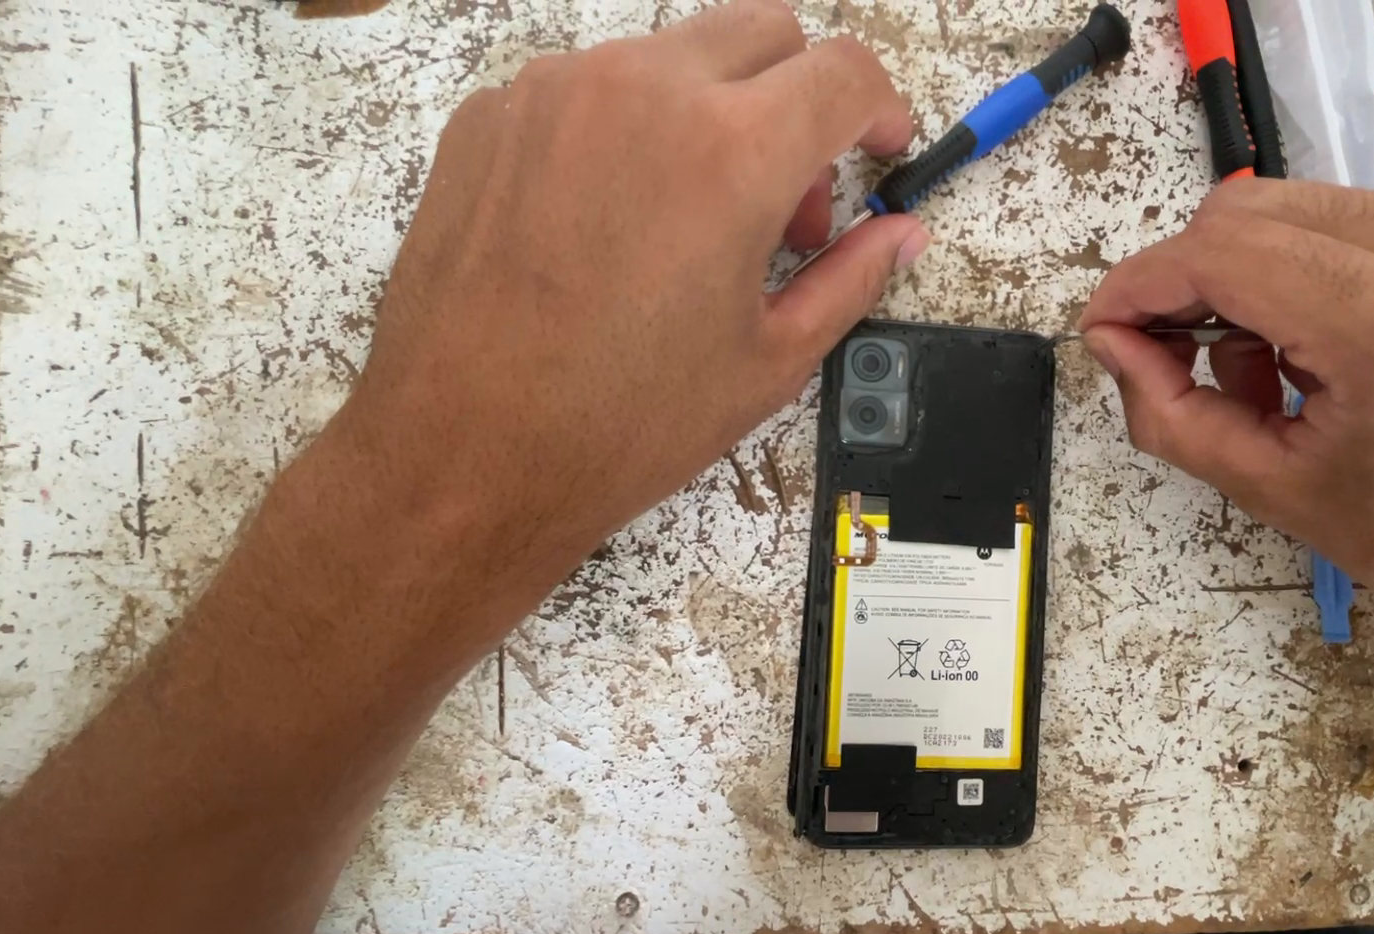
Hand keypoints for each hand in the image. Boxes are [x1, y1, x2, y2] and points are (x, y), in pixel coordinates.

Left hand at [317, 0, 926, 630]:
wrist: (471, 452)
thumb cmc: (633, 422)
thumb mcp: (771, 361)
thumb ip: (851, 279)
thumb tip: (903, 234)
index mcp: (730, 155)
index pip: (842, 72)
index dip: (881, 107)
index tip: (881, 150)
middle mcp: (643, 90)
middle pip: (765, 36)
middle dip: (802, 106)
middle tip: (788, 210)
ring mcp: (555, 91)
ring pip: (675, 61)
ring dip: (717, 122)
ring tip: (695, 234)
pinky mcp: (492, 116)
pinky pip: (595, 92)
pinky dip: (636, 137)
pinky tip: (616, 232)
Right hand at [1079, 180, 1373, 671]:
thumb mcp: (1271, 490)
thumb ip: (1168, 411)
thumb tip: (1113, 342)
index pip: (1221, 254)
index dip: (1139, 284)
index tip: (1103, 327)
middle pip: (1253, 210)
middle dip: (1188, 280)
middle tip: (1174, 356)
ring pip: (1305, 210)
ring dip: (1252, 281)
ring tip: (1265, 370)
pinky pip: (1367, 220)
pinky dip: (1315, 274)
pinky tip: (1329, 348)